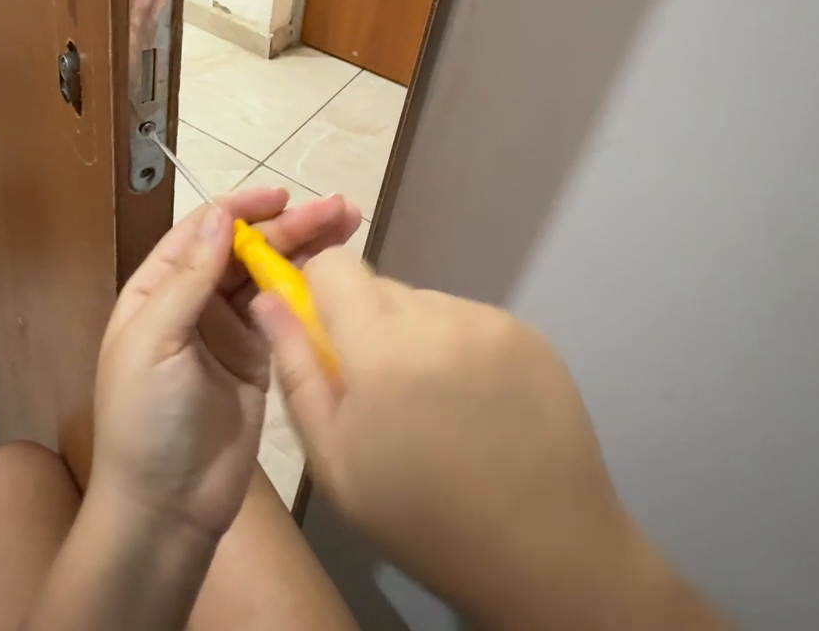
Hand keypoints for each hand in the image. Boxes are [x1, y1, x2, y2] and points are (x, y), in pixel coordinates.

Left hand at [89, 188, 360, 540]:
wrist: (168, 506)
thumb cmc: (146, 419)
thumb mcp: (155, 342)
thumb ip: (189, 279)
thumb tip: (219, 215)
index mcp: (158, 290)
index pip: (202, 233)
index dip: (241, 208)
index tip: (282, 196)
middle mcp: (194, 302)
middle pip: (243, 249)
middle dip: (287, 226)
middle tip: (338, 208)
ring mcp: (229, 330)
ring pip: (268, 275)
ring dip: (304, 249)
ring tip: (347, 224)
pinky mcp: (259, 359)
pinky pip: (285, 313)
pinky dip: (308, 290)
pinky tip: (337, 273)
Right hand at [252, 250, 722, 628]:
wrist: (550, 555)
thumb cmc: (422, 519)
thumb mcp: (333, 459)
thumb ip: (295, 369)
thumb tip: (268, 299)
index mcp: (382, 349)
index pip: (332, 264)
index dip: (317, 290)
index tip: (323, 335)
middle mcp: (438, 317)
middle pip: (376, 284)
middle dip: (363, 322)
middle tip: (379, 389)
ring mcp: (490, 321)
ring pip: (421, 302)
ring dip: (410, 335)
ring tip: (431, 403)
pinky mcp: (528, 332)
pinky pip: (465, 318)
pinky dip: (453, 346)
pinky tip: (471, 402)